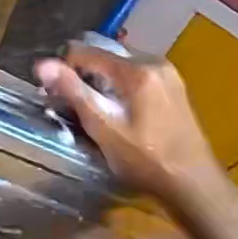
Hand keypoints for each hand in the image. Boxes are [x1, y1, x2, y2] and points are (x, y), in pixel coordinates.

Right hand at [35, 42, 221, 198]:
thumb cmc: (146, 161)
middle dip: (82, 76)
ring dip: (99, 82)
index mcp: (137, 69)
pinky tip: (117, 112)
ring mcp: (167, 74)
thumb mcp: (103, 127)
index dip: (63, 71)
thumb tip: (42, 64)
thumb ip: (73, 91)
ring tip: (94, 111)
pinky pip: (133, 74)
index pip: (83, 51)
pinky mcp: (172, 86)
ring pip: (117, 65)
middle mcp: (154, 62)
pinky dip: (118, 86)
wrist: (196, 187)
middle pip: (101, 56)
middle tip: (73, 106)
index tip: (57, 97)